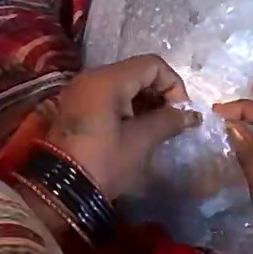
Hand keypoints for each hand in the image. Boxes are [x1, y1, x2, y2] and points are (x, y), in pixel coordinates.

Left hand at [47, 55, 200, 197]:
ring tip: (158, 126)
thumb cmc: (104, 162)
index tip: (181, 112)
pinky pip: (108, 96)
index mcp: (107, 79)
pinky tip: (138, 128)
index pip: (152, 65)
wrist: (61, 189)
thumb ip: (168, 121)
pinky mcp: (77, 106)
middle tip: (172, 120)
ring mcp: (81, 91)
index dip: (173, 85)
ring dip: (144, 101)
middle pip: (136, 72)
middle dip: (159, 93)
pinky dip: (127, 107)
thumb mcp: (140, 141)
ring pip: (123, 84)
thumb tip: (191, 115)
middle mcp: (92, 77)